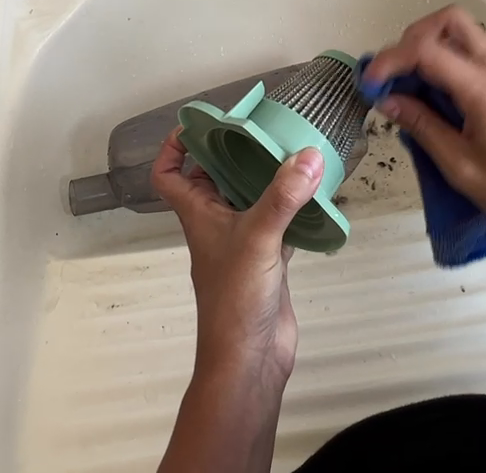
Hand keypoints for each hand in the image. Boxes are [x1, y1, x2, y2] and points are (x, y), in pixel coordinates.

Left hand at [152, 129, 322, 384]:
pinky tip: (315, 196)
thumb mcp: (258, 238)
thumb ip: (283, 197)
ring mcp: (243, 242)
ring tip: (293, 151)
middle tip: (260, 127)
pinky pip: (279, 222)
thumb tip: (307, 156)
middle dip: (232, 152)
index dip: (174, 148)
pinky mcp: (269, 260)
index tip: (198, 124)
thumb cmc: (235, 300)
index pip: (169, 175)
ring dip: (266, 177)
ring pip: (249, 198)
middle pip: (215, 179)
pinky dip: (294, 207)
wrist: (250, 360)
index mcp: (198, 214)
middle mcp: (217, 224)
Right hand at [365, 5, 485, 247]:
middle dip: (412, 37)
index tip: (372, 82)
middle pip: (449, 21)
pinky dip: (451, 60)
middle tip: (393, 71)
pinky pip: (478, 53)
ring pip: (465, 32)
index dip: (391, 60)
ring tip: (411, 84)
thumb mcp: (461, 167)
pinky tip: (439, 94)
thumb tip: (391, 102)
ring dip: (432, 46)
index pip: (427, 50)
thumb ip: (422, 126)